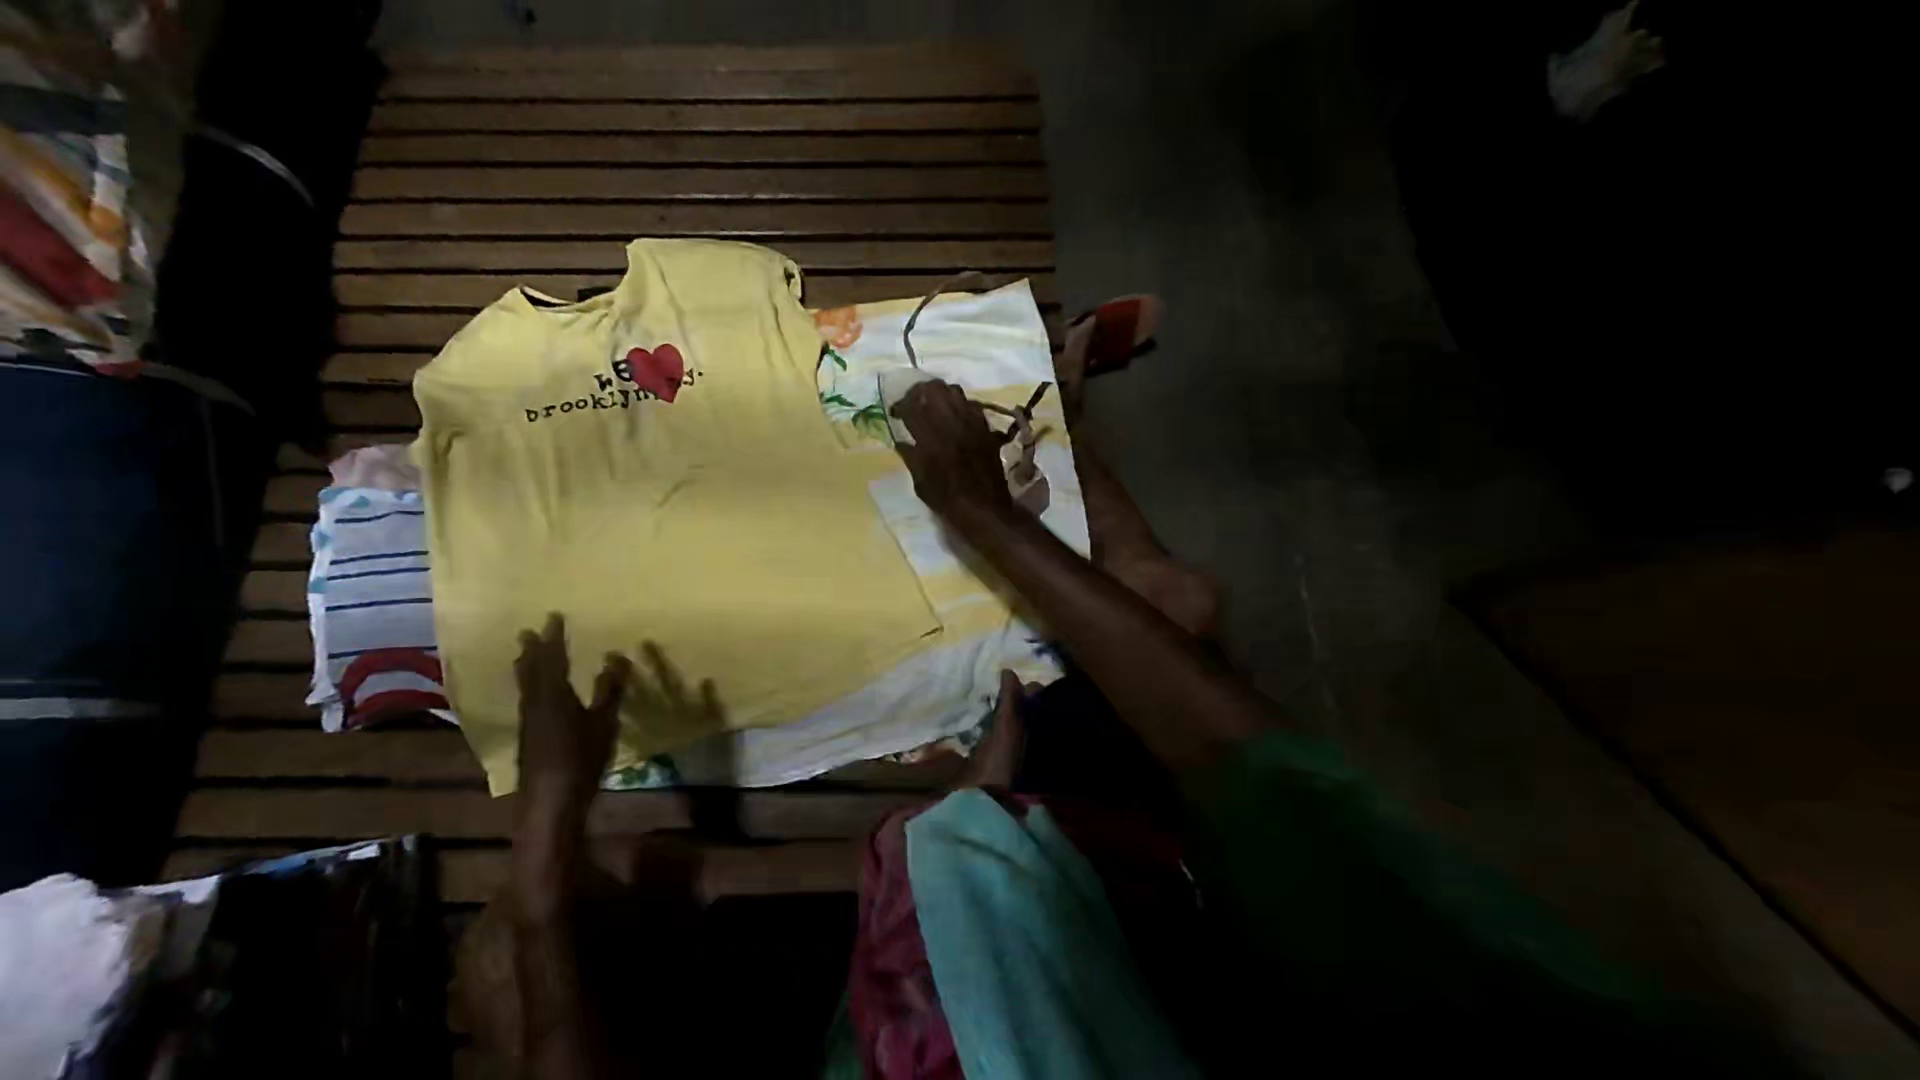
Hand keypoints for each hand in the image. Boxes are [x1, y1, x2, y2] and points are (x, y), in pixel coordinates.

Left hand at [515, 613, 630, 817]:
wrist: (550, 800)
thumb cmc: (581, 757)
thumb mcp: (604, 721)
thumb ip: (609, 689)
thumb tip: (615, 656)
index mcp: (553, 695)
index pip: (552, 659)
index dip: (554, 638)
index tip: (553, 617)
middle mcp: (535, 703)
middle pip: (531, 670)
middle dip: (532, 650)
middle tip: (528, 631)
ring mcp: (529, 721)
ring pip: (525, 686)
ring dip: (526, 667)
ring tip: (526, 655)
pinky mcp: (529, 737)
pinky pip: (527, 699)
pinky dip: (529, 685)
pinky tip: (534, 693)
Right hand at [889, 379, 1014, 519]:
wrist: (983, 507)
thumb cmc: (946, 498)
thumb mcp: (919, 480)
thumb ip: (910, 456)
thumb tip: (901, 441)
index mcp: (930, 434)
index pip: (911, 404)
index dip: (900, 405)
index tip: (895, 412)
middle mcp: (951, 421)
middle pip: (934, 388)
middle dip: (919, 392)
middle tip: (914, 402)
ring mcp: (972, 421)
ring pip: (955, 391)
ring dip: (941, 395)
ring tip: (934, 406)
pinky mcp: (986, 427)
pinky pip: (971, 405)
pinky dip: (960, 406)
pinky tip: (955, 418)